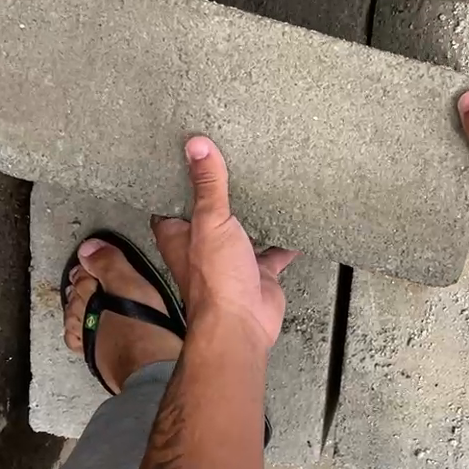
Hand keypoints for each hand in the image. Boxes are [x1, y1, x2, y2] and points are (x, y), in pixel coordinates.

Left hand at [151, 136, 297, 347]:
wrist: (242, 323)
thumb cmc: (216, 280)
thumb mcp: (210, 221)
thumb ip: (208, 184)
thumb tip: (197, 145)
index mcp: (180, 235)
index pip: (172, 203)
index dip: (177, 182)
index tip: (186, 157)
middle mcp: (203, 246)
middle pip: (208, 215)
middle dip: (218, 195)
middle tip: (230, 165)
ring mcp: (231, 260)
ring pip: (242, 231)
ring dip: (250, 215)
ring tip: (263, 185)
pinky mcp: (258, 272)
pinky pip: (274, 251)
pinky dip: (284, 240)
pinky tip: (296, 220)